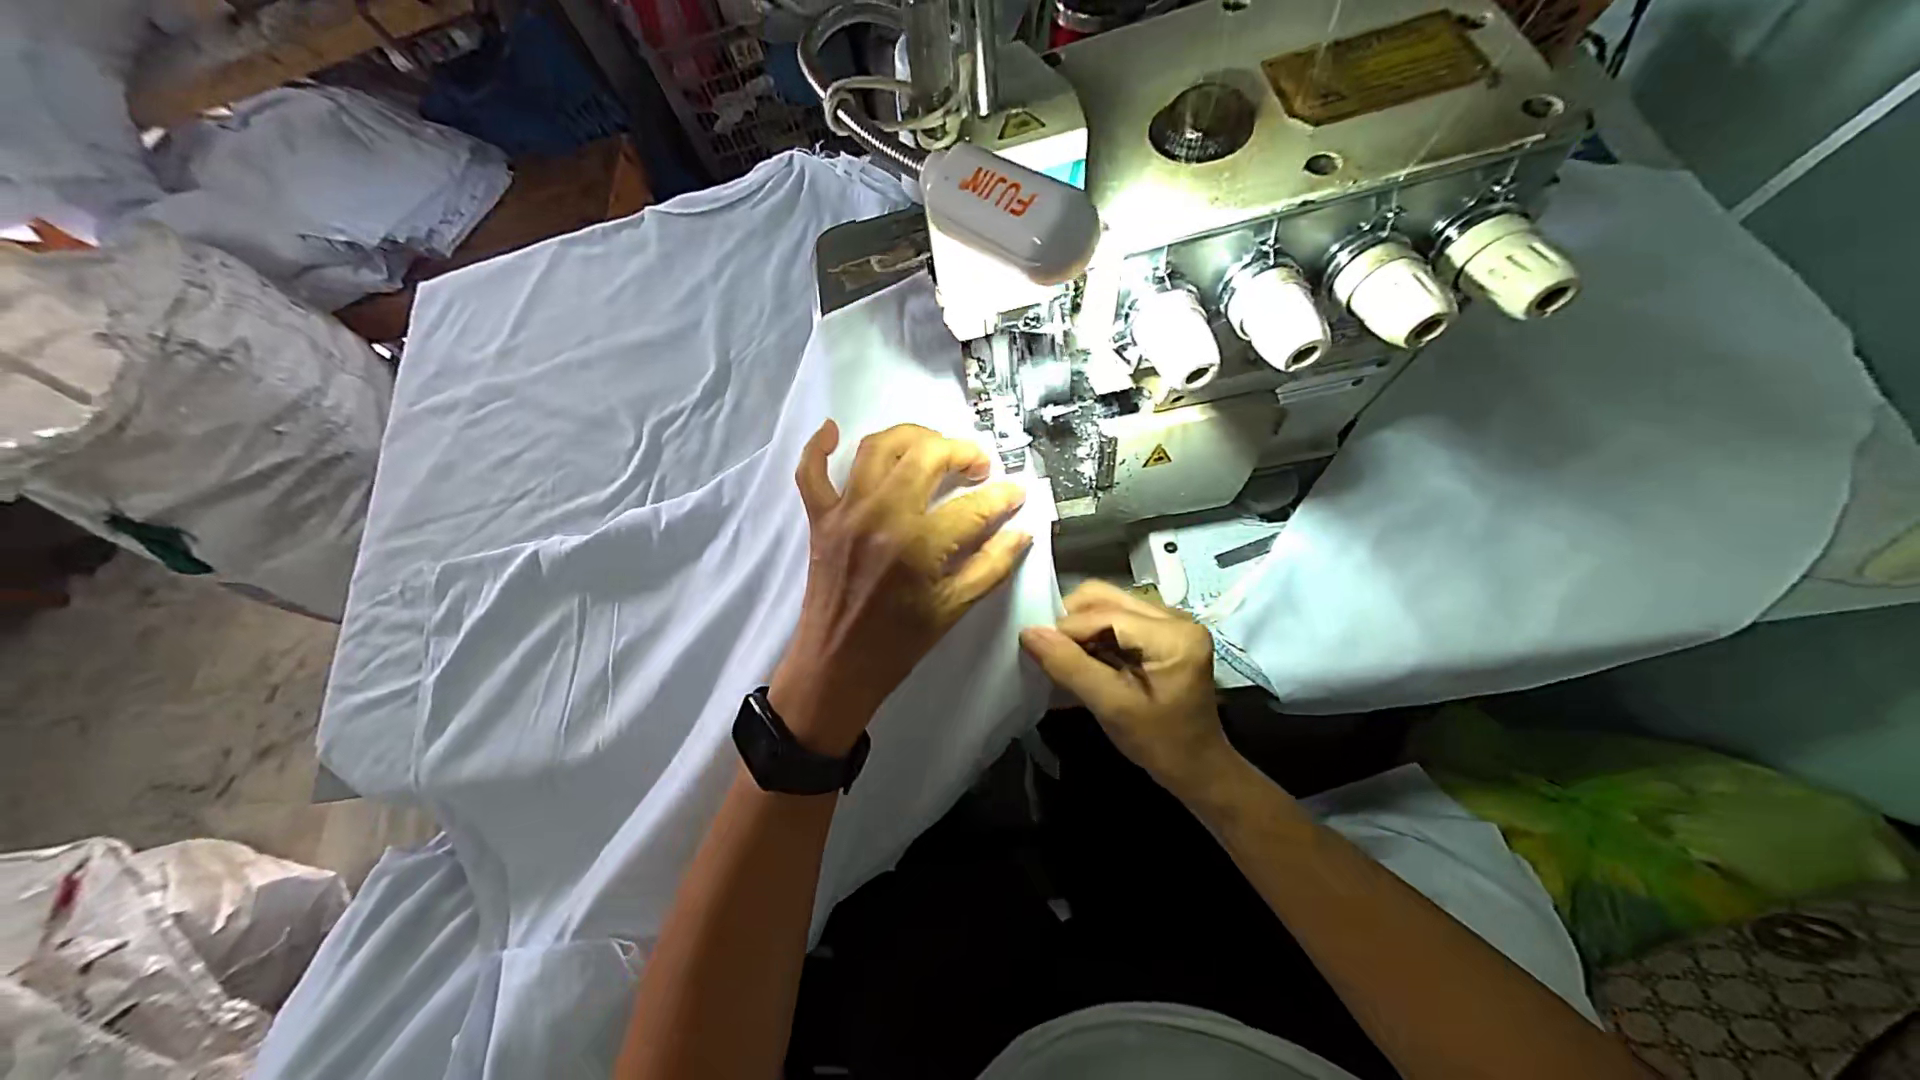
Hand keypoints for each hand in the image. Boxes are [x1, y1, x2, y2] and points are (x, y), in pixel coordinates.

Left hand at [769, 421, 1032, 755]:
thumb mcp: (955, 608)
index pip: (974, 505)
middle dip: (962, 452)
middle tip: (978, 466)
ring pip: (877, 447)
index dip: (1003, 496)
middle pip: (926, 455)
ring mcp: (846, 512)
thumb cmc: (900, 641)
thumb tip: (1022, 530)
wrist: (838, 663)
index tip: (1017, 492)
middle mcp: (882, 516)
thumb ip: (993, 565)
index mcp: (920, 545)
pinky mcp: (820, 518)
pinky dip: (819, 446)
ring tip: (932, 448)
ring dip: (911, 437)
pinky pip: (810, 471)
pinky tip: (834, 429)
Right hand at [1019, 581, 1234, 800]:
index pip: (1105, 614)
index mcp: (1173, 634)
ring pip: (1107, 606)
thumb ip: (1070, 667)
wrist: (1196, 768)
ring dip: (1080, 629)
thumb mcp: (1112, 707)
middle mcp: (1175, 617)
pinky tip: (1081, 658)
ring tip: (1062, 655)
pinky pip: (1116, 620)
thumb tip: (1028, 633)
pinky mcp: (1160, 633)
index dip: (1065, 629)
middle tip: (1047, 649)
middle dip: (1071, 622)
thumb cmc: (1159, 742)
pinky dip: (1093, 636)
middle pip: (1106, 599)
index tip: (1034, 648)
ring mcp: (1169, 623)